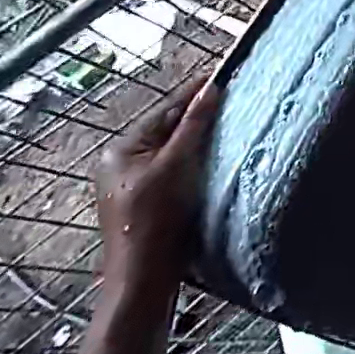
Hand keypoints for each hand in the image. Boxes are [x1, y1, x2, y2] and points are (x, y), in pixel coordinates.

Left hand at [96, 76, 221, 299]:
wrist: (145, 280)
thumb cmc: (154, 219)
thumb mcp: (175, 165)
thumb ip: (192, 125)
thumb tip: (211, 89)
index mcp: (122, 150)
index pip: (164, 110)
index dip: (193, 93)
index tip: (221, 73)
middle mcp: (124, 163)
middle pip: (169, 128)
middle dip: (198, 114)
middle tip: (232, 96)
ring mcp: (136, 184)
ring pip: (174, 149)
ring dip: (199, 137)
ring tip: (230, 120)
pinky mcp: (151, 201)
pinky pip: (177, 168)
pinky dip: (196, 158)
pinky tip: (217, 155)